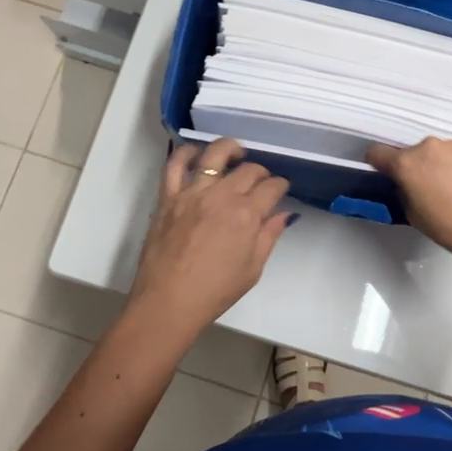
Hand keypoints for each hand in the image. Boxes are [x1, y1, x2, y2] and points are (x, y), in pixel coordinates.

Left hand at [127, 138, 293, 339]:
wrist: (168, 302)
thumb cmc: (215, 291)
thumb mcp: (253, 269)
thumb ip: (269, 236)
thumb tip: (283, 214)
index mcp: (246, 215)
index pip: (271, 187)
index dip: (280, 186)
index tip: (281, 190)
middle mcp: (221, 196)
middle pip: (248, 169)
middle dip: (261, 172)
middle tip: (261, 182)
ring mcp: (192, 193)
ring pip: (214, 155)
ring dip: (230, 149)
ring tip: (236, 153)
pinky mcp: (168, 197)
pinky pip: (174, 165)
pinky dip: (186, 153)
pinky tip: (196, 154)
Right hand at [367, 138, 451, 267]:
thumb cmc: (447, 227)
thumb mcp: (411, 214)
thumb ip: (402, 191)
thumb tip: (405, 183)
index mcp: (406, 163)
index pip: (377, 152)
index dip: (376, 164)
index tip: (384, 176)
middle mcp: (427, 147)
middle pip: (408, 152)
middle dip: (410, 167)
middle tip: (422, 189)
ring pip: (433, 153)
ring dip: (433, 165)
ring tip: (448, 189)